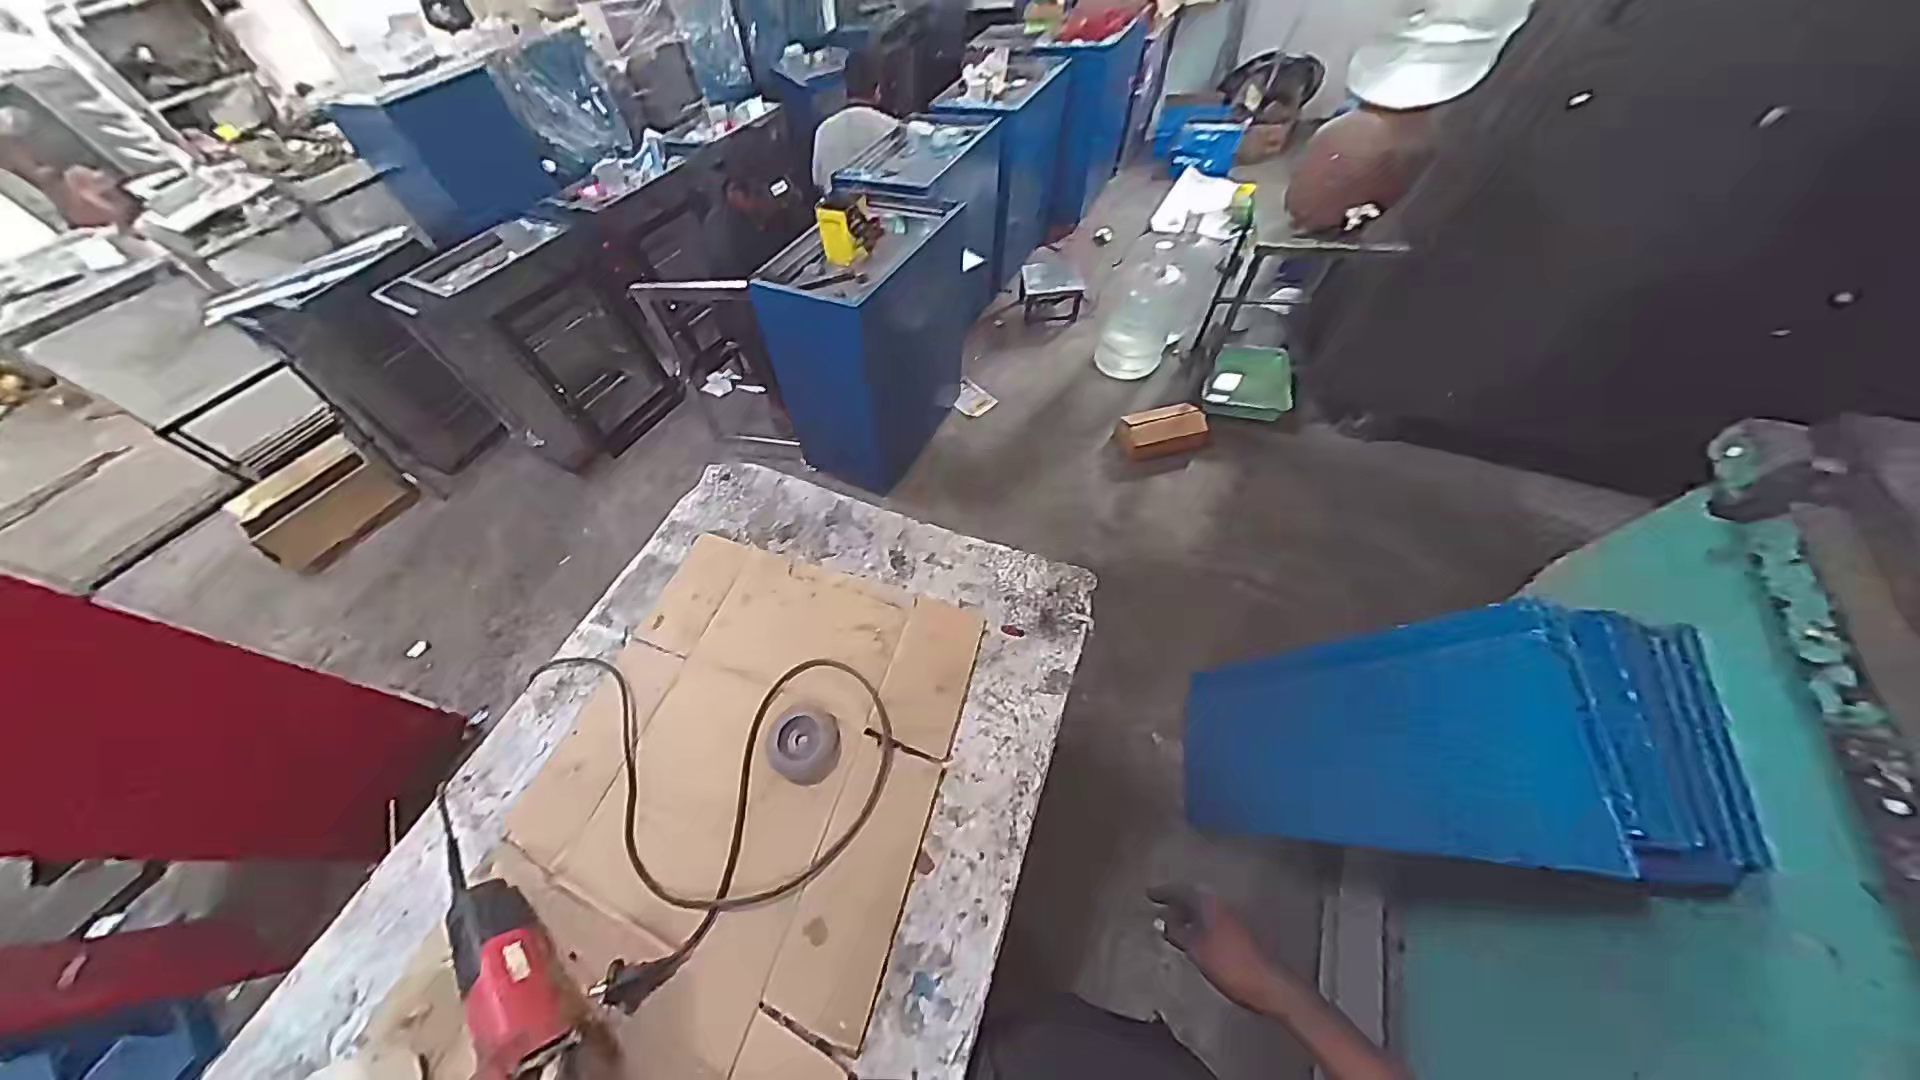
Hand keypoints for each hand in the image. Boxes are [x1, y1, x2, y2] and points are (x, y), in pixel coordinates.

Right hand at [1148, 885, 1282, 1011]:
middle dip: (1175, 906)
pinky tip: (1193, 938)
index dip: (1162, 892)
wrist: (1267, 983)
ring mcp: (1231, 916)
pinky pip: (1211, 920)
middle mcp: (1219, 903)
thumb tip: (1163, 921)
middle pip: (1191, 899)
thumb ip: (1176, 933)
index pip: (1179, 891)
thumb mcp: (1195, 949)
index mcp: (1207, 902)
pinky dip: (1199, 925)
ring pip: (1202, 910)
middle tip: (1159, 913)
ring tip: (1173, 927)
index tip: (1148, 894)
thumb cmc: (1227, 963)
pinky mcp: (1239, 931)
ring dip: (1187, 916)